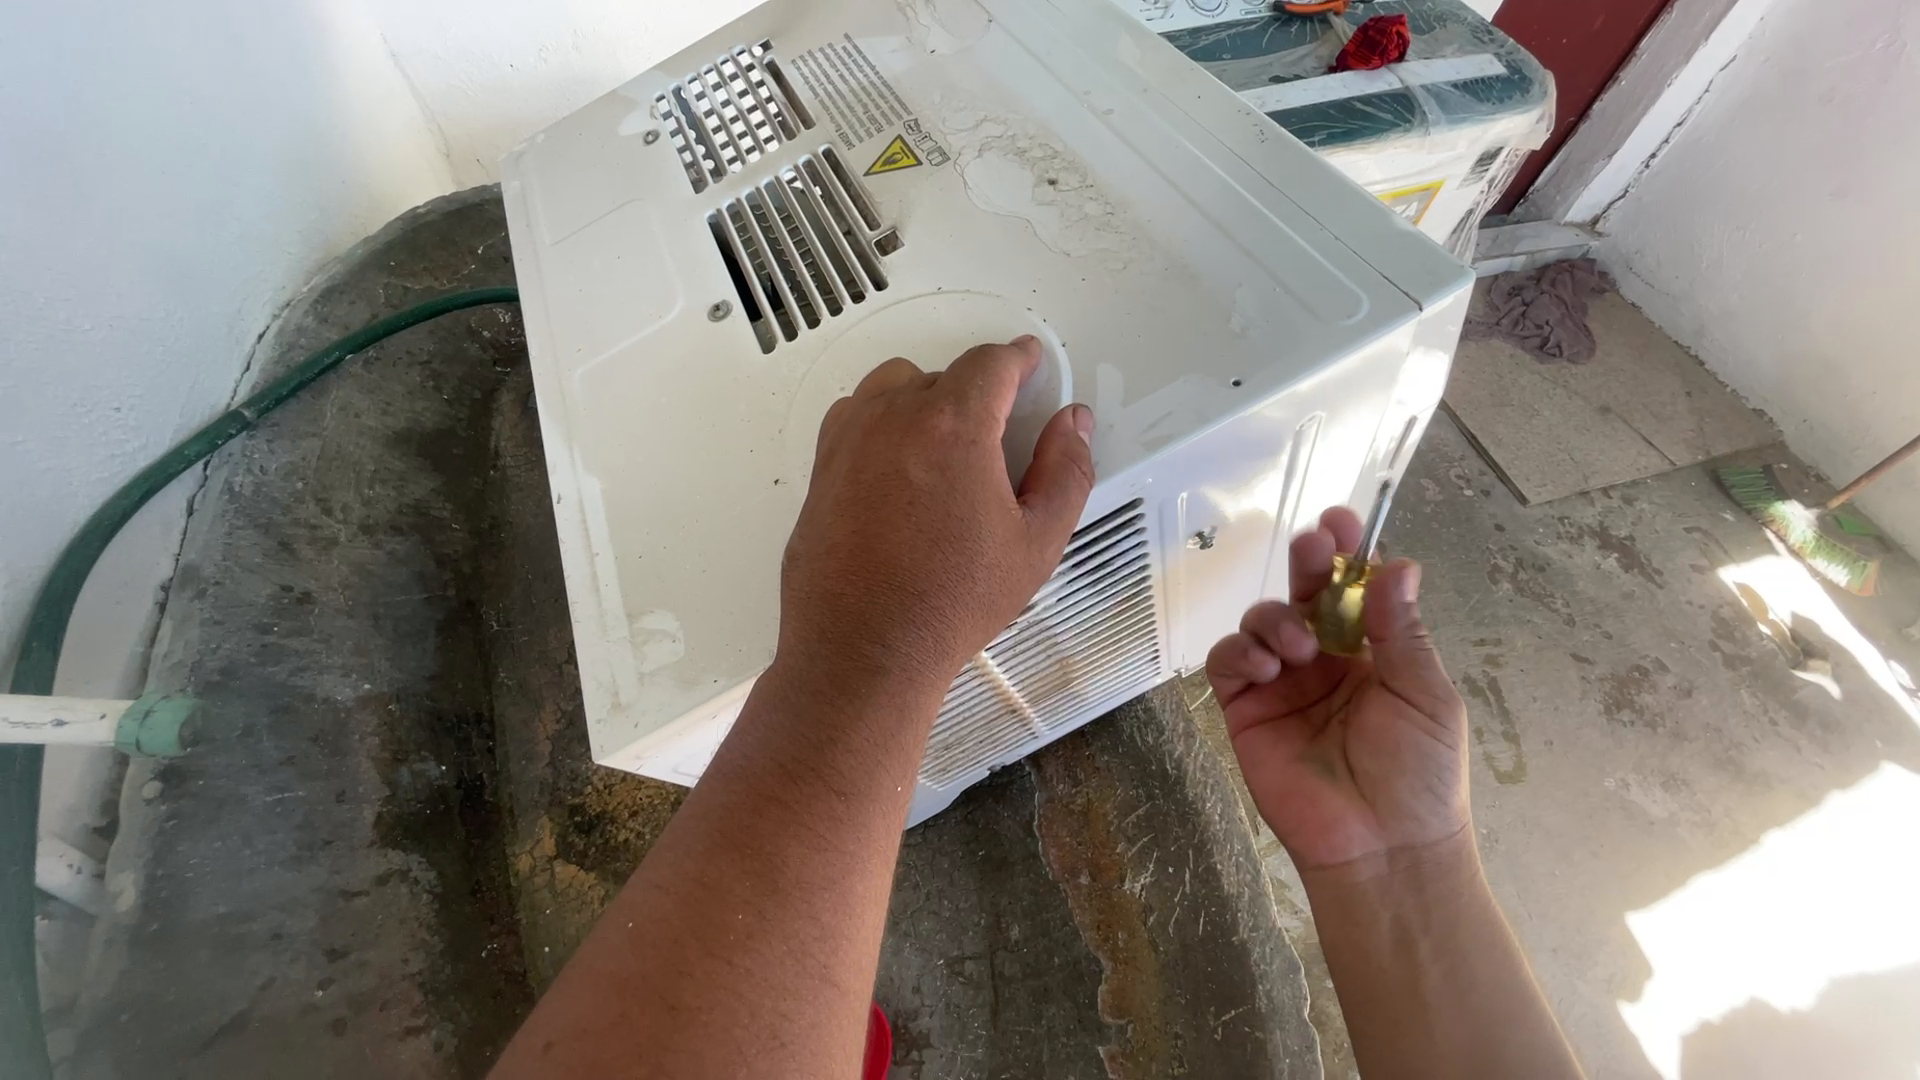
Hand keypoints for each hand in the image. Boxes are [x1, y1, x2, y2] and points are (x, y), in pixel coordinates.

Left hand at [776, 336, 1095, 694]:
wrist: (863, 650)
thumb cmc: (943, 604)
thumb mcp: (1036, 543)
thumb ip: (1066, 471)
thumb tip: (1073, 426)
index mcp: (951, 427)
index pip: (991, 363)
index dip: (1019, 358)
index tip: (1028, 362)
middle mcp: (892, 420)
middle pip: (944, 374)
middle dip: (976, 394)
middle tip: (995, 438)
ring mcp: (848, 441)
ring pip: (894, 388)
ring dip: (926, 401)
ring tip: (947, 449)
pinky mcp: (822, 467)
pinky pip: (856, 417)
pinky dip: (883, 423)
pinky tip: (901, 467)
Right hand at [1206, 506, 1468, 871]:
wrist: (1379, 845)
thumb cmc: (1418, 773)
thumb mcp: (1425, 697)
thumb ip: (1401, 632)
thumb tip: (1397, 565)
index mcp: (1370, 653)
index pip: (1353, 592)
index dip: (1346, 554)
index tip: (1343, 521)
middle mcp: (1321, 659)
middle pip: (1303, 595)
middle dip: (1307, 564)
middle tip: (1314, 546)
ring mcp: (1279, 681)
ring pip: (1261, 620)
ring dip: (1276, 618)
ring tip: (1299, 648)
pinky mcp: (1243, 705)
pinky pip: (1227, 660)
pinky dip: (1240, 651)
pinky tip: (1266, 666)